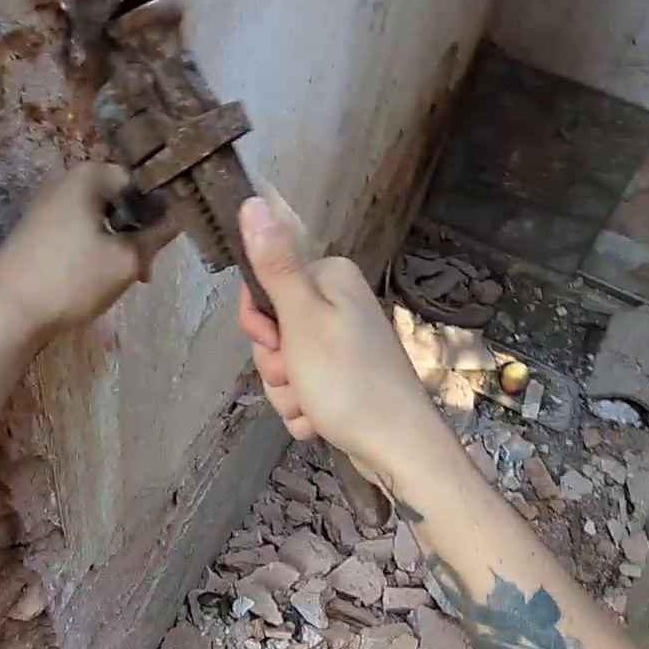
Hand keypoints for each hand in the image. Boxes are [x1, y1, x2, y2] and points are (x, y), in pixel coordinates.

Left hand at [0, 163, 149, 342]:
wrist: (7, 311)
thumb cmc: (72, 278)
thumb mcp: (126, 259)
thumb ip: (156, 236)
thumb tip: (176, 218)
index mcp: (88, 177)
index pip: (138, 181)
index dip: (157, 209)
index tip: (165, 241)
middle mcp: (65, 183)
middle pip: (118, 201)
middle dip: (137, 232)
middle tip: (145, 268)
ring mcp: (47, 208)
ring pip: (99, 222)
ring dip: (118, 247)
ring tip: (125, 279)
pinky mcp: (37, 234)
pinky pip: (78, 235)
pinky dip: (94, 254)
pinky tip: (97, 282)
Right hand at [236, 196, 452, 478]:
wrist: (397, 446)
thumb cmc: (349, 381)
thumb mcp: (303, 319)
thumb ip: (275, 264)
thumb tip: (252, 201)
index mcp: (330, 280)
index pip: (264, 288)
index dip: (259, 324)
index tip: (275, 342)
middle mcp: (337, 307)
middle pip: (272, 333)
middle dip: (277, 367)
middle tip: (300, 378)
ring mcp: (340, 347)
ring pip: (283, 369)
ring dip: (289, 394)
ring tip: (314, 405)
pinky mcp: (342, 381)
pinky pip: (301, 393)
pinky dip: (305, 411)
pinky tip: (321, 420)